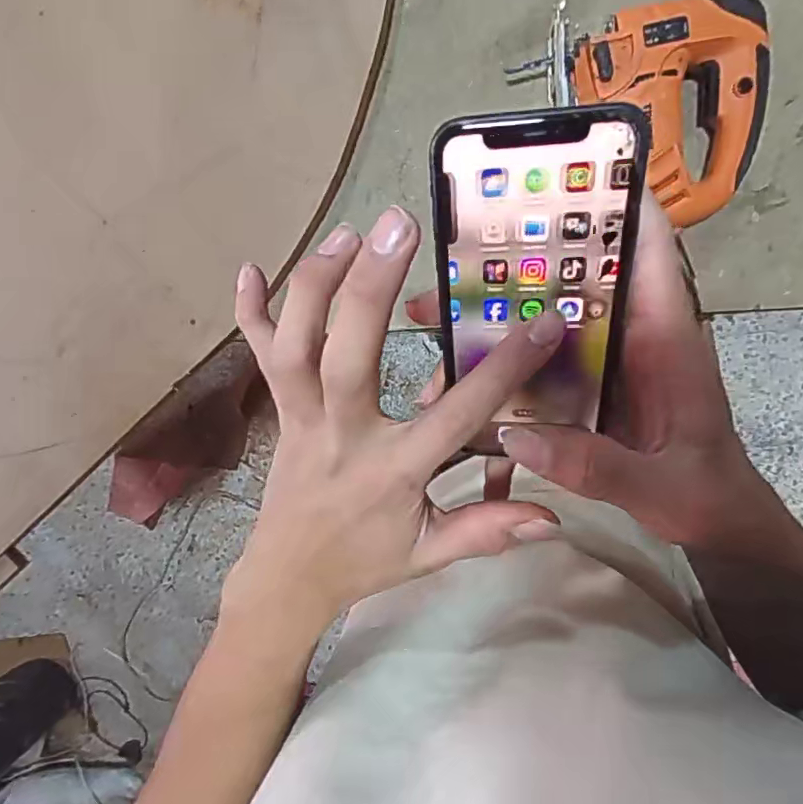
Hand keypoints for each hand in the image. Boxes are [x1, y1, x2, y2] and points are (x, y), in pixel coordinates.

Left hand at [227, 206, 567, 631]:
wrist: (288, 578)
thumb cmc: (362, 563)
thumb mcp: (428, 555)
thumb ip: (485, 532)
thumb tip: (553, 520)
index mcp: (392, 471)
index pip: (457, 414)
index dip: (502, 368)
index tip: (541, 322)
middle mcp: (343, 436)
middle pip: (348, 357)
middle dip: (369, 289)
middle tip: (398, 225)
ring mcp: (302, 421)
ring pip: (295, 348)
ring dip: (314, 286)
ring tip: (348, 233)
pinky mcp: (277, 415)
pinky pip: (257, 359)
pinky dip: (249, 314)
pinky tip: (248, 269)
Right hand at [405, 195, 782, 550]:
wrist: (711, 523)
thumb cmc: (705, 494)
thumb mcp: (659, 486)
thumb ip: (596, 466)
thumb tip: (515, 437)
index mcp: (664, 338)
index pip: (647, 248)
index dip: (613, 202)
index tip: (557, 179)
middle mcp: (627, 337)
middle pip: (570, 278)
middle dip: (514, 264)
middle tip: (451, 266)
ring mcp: (600, 363)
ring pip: (542, 318)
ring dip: (492, 314)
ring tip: (433, 318)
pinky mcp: (580, 388)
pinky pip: (533, 361)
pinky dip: (496, 362)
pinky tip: (456, 377)